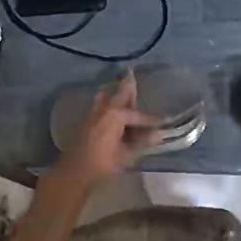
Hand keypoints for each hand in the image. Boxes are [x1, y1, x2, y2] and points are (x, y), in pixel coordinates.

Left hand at [51, 72, 158, 189]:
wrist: (76, 170)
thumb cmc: (103, 162)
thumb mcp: (126, 153)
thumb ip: (141, 142)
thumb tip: (158, 136)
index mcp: (117, 115)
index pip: (139, 115)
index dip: (152, 119)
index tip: (165, 120)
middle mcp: (105, 109)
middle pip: (119, 94)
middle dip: (127, 84)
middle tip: (130, 70)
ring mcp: (94, 114)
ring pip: (105, 96)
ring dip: (113, 90)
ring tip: (118, 83)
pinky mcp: (87, 121)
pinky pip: (99, 104)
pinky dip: (106, 100)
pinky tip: (108, 103)